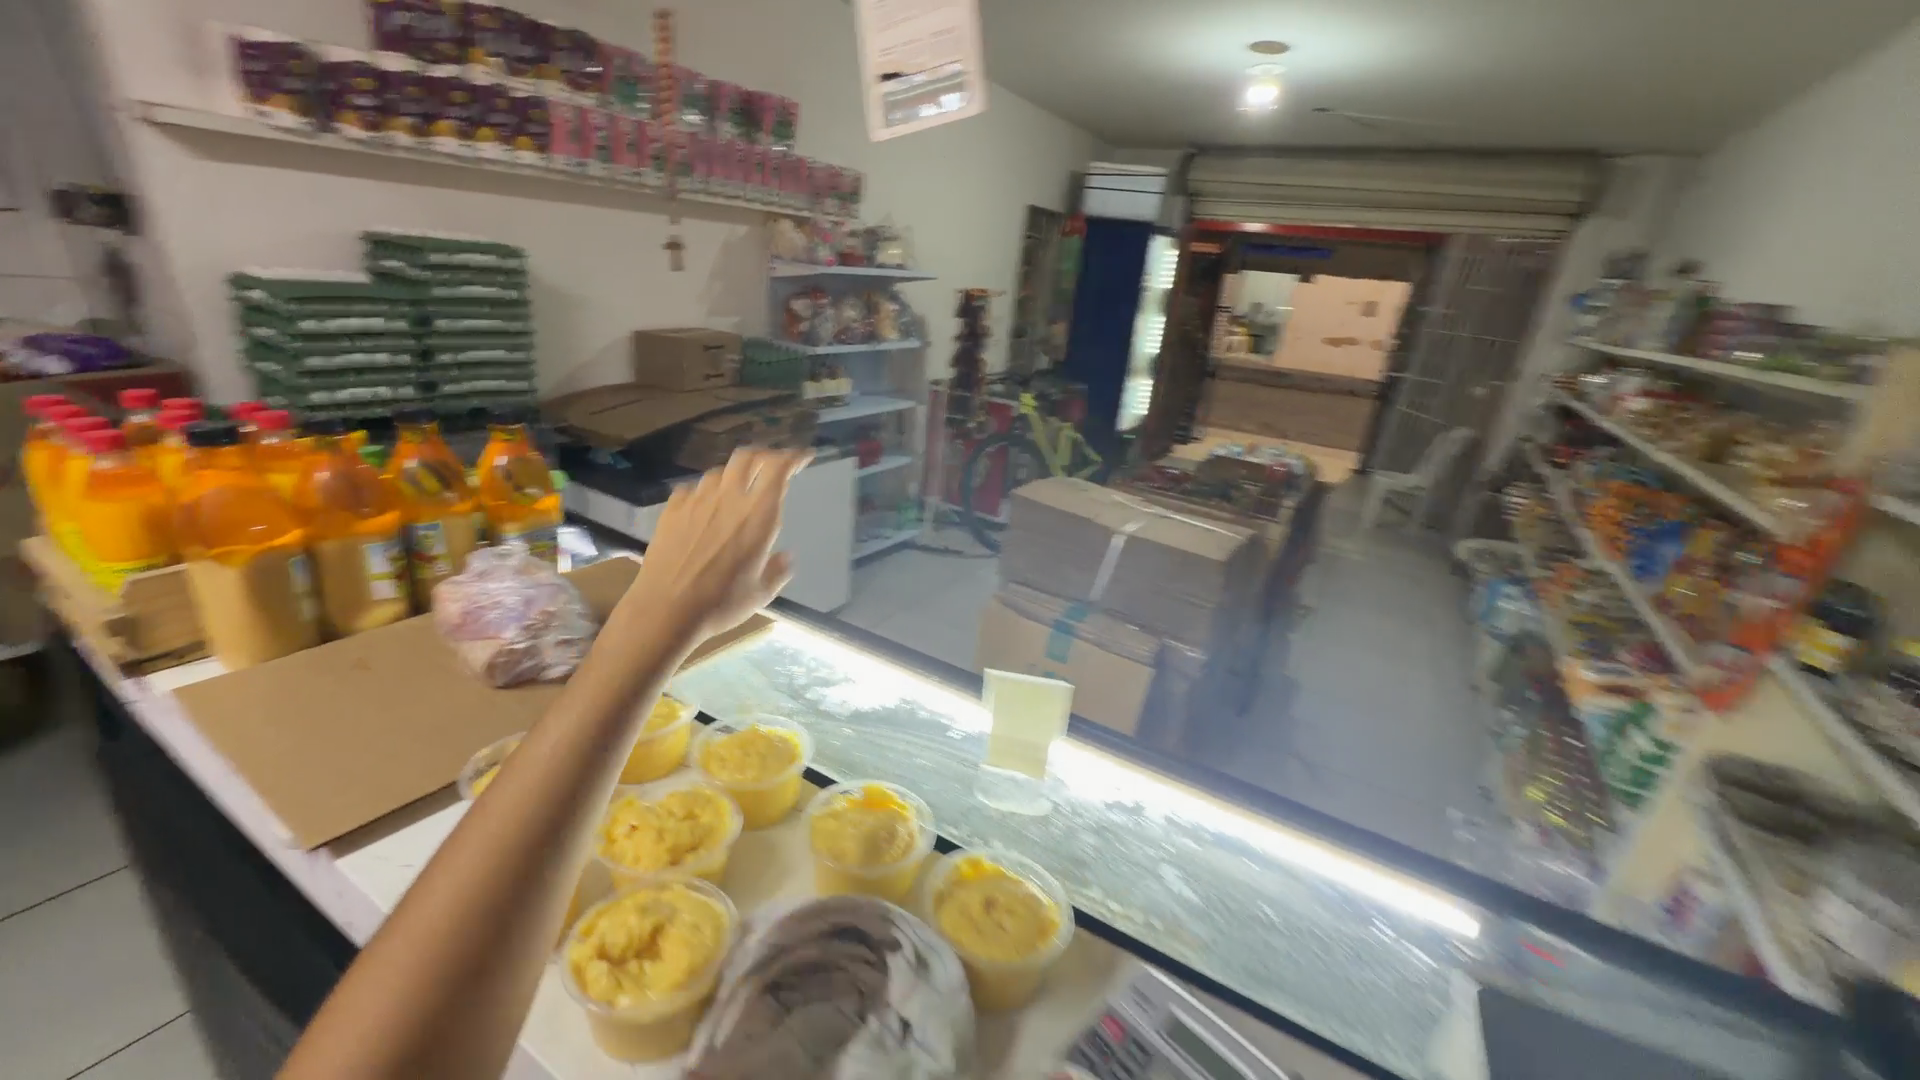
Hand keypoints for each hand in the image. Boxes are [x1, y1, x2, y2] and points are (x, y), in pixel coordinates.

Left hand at [622, 447, 810, 644]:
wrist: (666, 609)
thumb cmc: (721, 604)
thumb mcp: (762, 593)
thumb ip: (778, 571)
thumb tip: (786, 557)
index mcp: (758, 515)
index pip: (778, 469)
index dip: (793, 458)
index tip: (803, 458)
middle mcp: (729, 499)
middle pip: (747, 457)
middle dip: (763, 456)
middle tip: (772, 466)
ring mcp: (697, 501)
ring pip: (719, 472)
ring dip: (733, 476)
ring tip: (736, 490)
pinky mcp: (672, 509)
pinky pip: (692, 489)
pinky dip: (704, 493)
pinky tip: (703, 508)